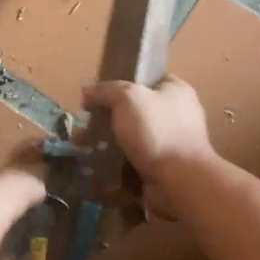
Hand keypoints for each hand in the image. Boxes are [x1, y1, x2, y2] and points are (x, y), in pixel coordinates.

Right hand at [83, 77, 217, 217]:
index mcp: (175, 91)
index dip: (119, 82)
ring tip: (81, 145)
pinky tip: (94, 163)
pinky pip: (131, 158)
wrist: (178, 181)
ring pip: (130, 136)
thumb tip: (87, 91)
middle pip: (133, 109)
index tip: (97, 93)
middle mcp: (175, 114)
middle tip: (84, 123)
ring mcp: (168, 142)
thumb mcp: (128, 98)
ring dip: (105, 140)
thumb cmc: (156, 131)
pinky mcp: (160, 166)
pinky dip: (113, 161)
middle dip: (106, 116)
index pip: (145, 79)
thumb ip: (105, 90)